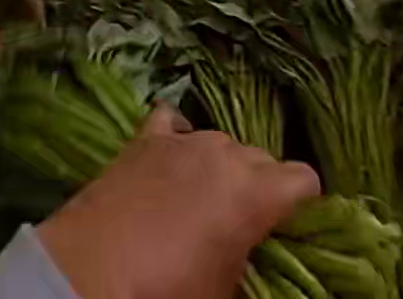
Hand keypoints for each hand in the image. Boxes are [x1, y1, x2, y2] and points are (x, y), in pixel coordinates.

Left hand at [37, 108, 319, 298]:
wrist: (99, 264)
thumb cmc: (174, 286)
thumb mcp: (232, 286)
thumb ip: (254, 256)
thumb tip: (254, 248)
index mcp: (253, 191)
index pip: (302, 177)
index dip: (303, 201)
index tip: (294, 224)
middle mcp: (218, 153)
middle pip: (259, 155)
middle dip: (263, 181)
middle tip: (249, 218)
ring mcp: (177, 140)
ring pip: (218, 138)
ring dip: (222, 161)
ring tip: (211, 193)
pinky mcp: (141, 137)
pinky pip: (171, 119)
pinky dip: (179, 132)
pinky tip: (176, 153)